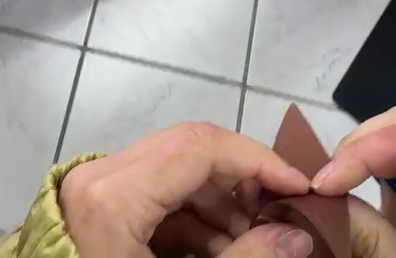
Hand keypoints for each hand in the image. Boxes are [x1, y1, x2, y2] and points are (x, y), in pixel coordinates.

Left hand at [59, 122, 312, 256]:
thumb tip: (297, 236)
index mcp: (113, 196)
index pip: (199, 148)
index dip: (257, 160)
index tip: (299, 186)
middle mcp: (101, 176)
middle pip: (188, 150)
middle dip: (241, 178)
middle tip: (280, 212)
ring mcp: (96, 187)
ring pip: (175, 168)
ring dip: (219, 199)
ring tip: (253, 240)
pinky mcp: (98, 204)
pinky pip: (156, 192)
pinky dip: (193, 214)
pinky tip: (222, 246)